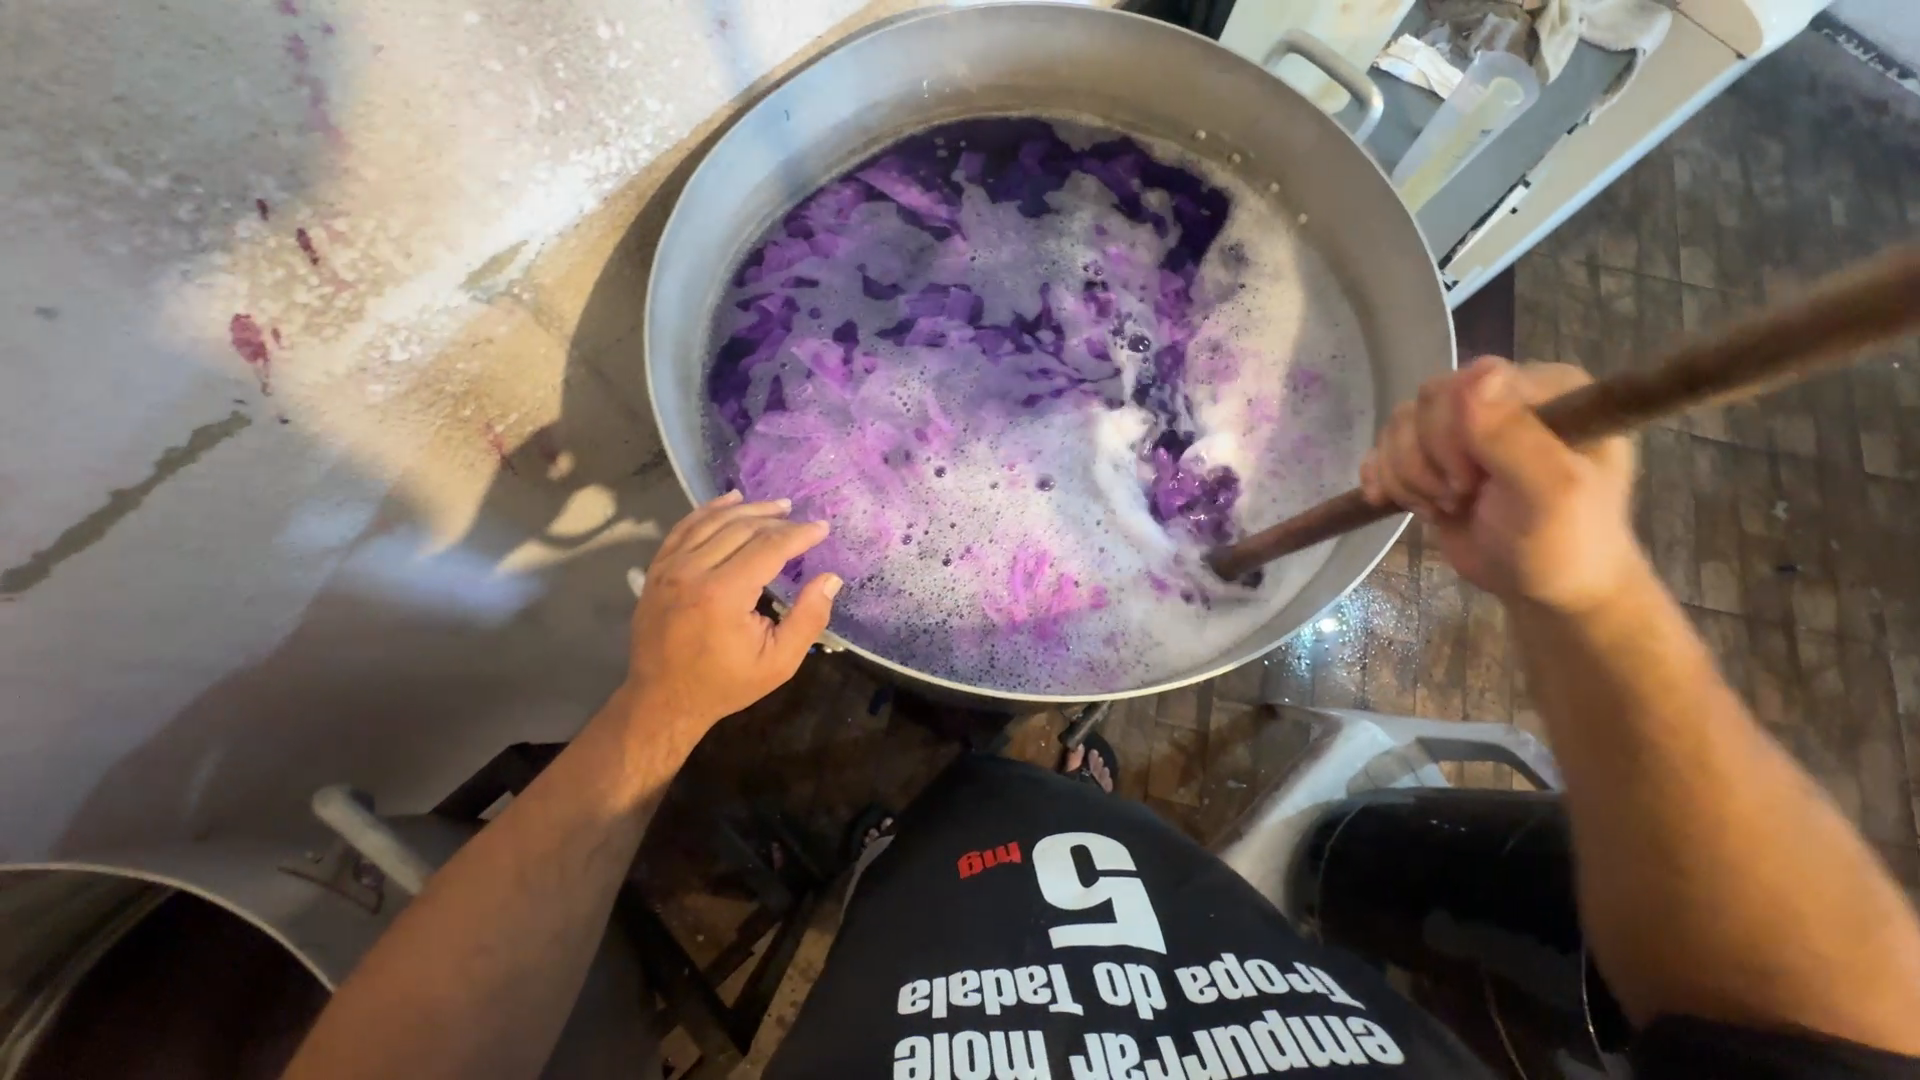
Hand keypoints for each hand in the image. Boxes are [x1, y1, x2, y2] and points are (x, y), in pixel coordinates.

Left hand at [621, 492, 839, 736]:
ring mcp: (670, 567)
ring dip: (748, 510)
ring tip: (776, 506)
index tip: (822, 529)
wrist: (664, 699)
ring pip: (713, 522)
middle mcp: (693, 571)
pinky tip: (730, 502)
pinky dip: (709, 510)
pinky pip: (685, 528)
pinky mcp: (658, 569)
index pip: (769, 547)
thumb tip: (831, 579)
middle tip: (801, 519)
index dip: (799, 534)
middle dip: (777, 520)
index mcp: (724, 594)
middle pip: (742, 529)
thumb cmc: (725, 684)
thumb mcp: (778, 662)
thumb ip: (808, 618)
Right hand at [1359, 356, 1641, 613]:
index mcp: (1549, 391)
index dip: (1454, 431)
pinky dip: (1382, 477)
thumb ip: (1515, 435)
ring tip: (1441, 507)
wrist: (1542, 589)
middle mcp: (1503, 400)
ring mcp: (1463, 429)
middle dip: (1428, 458)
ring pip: (1399, 424)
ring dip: (1407, 474)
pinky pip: (1384, 447)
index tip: (1471, 480)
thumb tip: (1473, 377)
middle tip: (1459, 497)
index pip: (1472, 380)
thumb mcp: (1552, 493)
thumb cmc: (1562, 544)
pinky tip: (1393, 502)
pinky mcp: (1431, 456)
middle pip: (1428, 401)